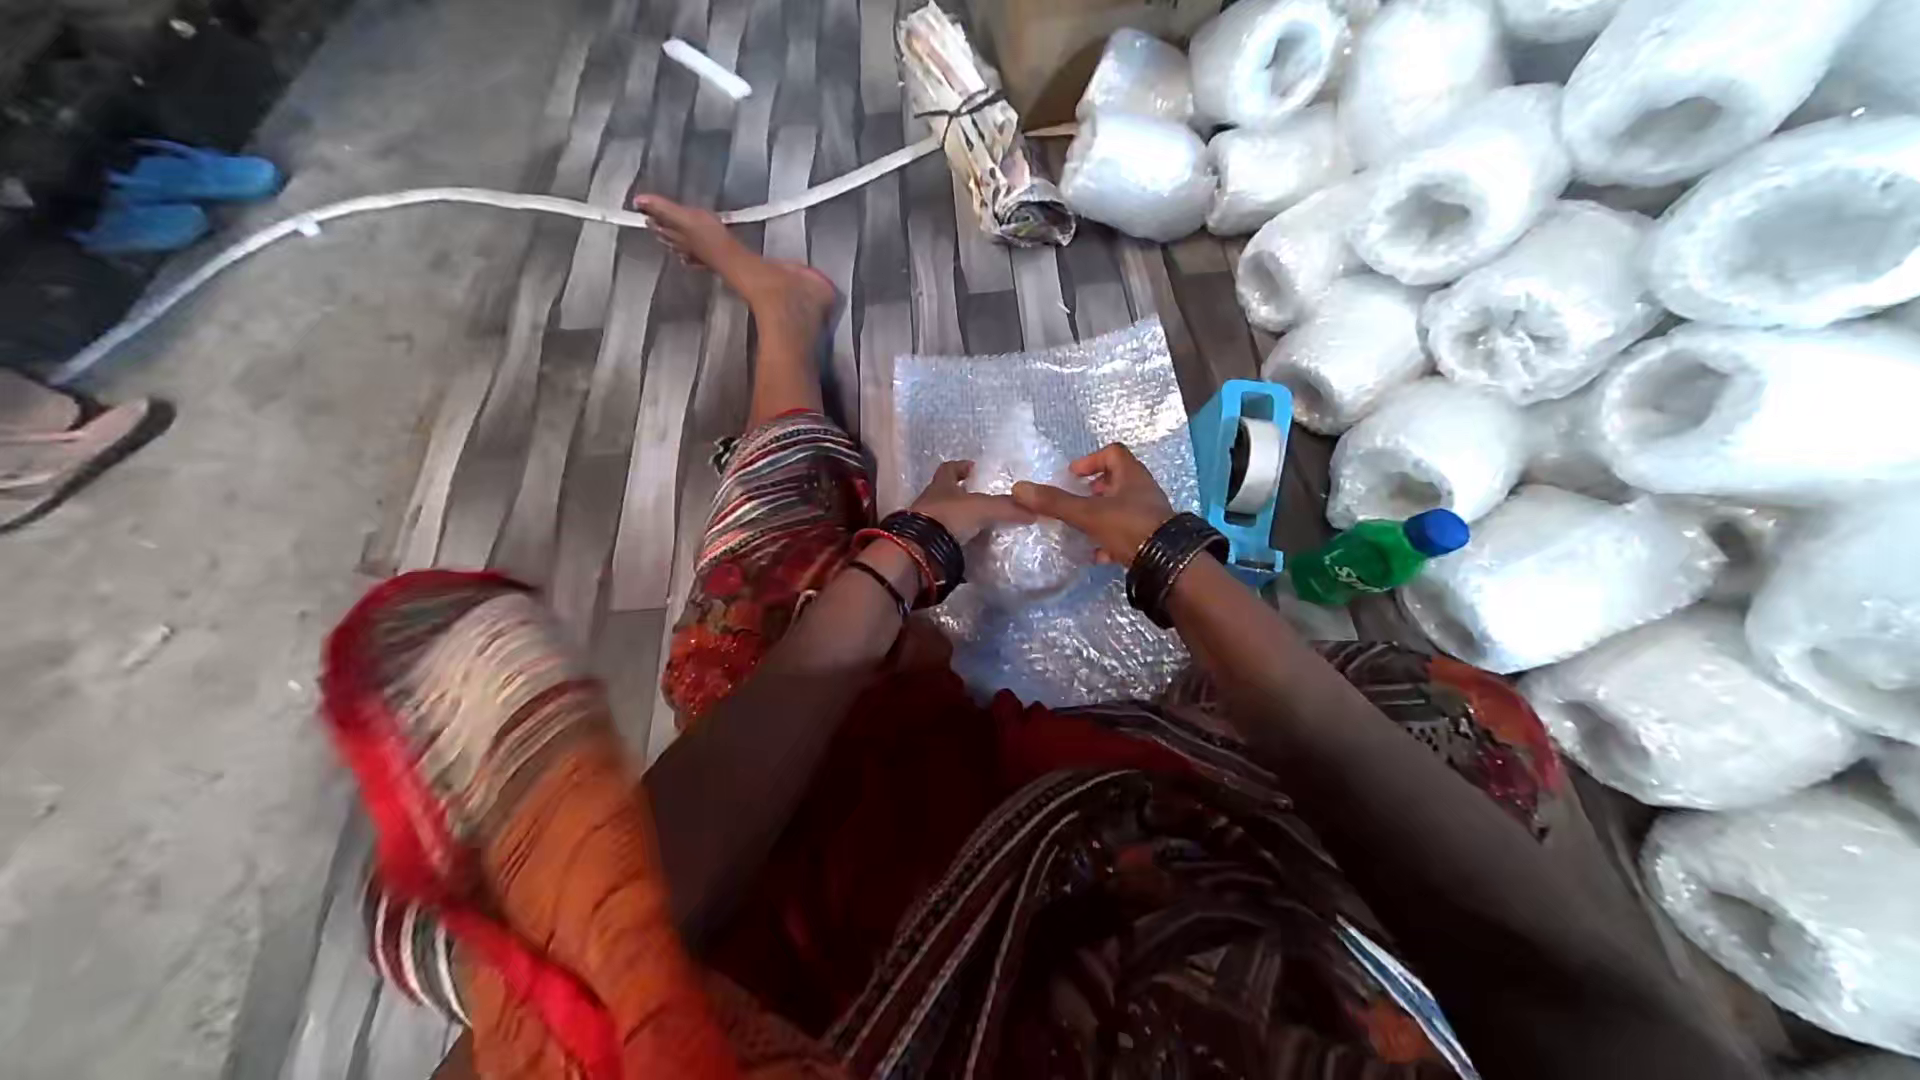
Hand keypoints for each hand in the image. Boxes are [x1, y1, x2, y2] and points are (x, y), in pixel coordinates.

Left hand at [908, 460, 1034, 544]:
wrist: (921, 550)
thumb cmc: (949, 517)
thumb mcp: (983, 508)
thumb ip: (1007, 508)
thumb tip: (1033, 511)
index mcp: (940, 485)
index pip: (949, 469)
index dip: (962, 466)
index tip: (974, 468)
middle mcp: (929, 501)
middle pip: (946, 494)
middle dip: (962, 496)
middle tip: (983, 502)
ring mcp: (924, 524)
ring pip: (944, 518)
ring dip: (959, 521)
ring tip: (980, 528)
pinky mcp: (925, 546)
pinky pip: (943, 540)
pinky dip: (955, 543)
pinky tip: (970, 548)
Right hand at [1011, 443, 1174, 566]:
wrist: (1166, 562)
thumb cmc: (1129, 527)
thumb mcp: (1087, 513)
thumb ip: (1054, 502)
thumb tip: (1018, 488)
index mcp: (1131, 476)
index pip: (1113, 453)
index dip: (1091, 460)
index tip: (1072, 475)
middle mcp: (1143, 491)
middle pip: (1118, 480)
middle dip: (1096, 488)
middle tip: (1078, 498)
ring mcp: (1149, 515)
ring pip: (1123, 507)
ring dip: (1103, 513)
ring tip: (1084, 524)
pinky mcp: (1151, 538)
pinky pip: (1128, 533)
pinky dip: (1111, 539)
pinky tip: (1097, 554)